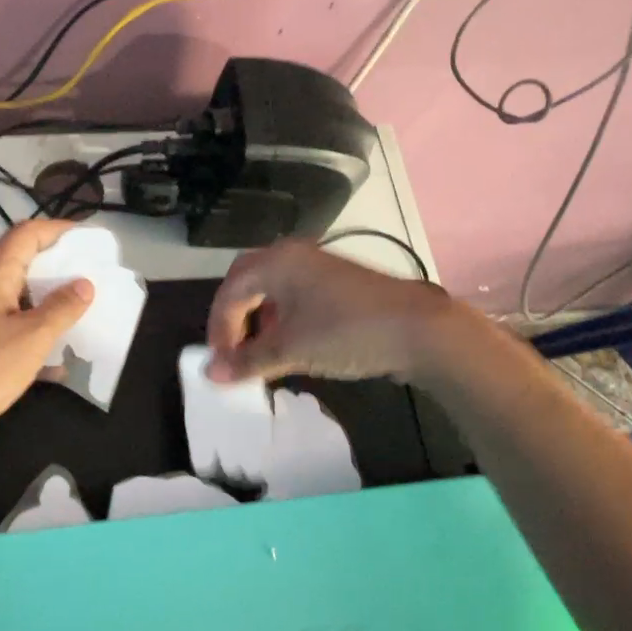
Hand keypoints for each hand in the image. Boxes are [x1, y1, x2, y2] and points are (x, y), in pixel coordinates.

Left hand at [0, 219, 94, 458]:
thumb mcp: (33, 337)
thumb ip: (62, 307)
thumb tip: (85, 284)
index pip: (27, 234)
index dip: (58, 230)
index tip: (89, 237)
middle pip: (21, 260)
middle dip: (57, 265)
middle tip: (92, 273)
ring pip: (18, 295)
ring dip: (48, 300)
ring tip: (83, 309)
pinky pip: (12, 325)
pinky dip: (35, 333)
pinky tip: (61, 359)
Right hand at [206, 238, 467, 383]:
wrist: (421, 330)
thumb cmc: (347, 333)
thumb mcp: (291, 350)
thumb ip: (247, 362)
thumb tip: (210, 375)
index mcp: (276, 262)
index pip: (229, 293)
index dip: (219, 330)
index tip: (221, 364)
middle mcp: (292, 255)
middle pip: (246, 282)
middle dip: (233, 318)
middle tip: (231, 351)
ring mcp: (317, 266)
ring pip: (270, 288)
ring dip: (257, 319)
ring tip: (259, 352)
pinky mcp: (336, 282)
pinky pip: (293, 294)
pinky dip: (281, 318)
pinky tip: (289, 344)